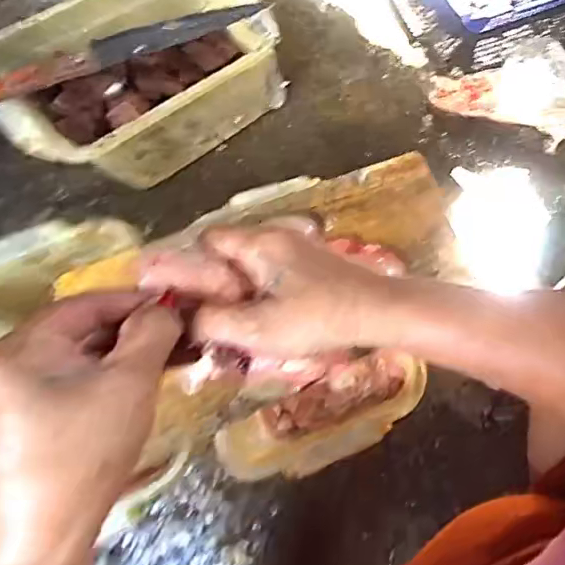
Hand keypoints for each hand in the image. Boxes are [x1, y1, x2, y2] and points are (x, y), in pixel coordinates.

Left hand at [0, 293, 180, 564]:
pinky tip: (124, 392)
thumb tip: (162, 308)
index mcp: (8, 353)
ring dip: (112, 358)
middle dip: (125, 332)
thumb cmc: (82, 455)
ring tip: (157, 363)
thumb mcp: (129, 382)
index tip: (174, 307)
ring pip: (63, 361)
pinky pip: (52, 388)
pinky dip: (91, 382)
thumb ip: (151, 331)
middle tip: (171, 337)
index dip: (132, 301)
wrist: (36, 551)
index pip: (81, 305)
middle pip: (70, 333)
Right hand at [139, 218, 402, 355]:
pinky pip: (274, 269)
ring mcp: (299, 245)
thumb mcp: (257, 330)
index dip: (193, 267)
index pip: (209, 239)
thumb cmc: (316, 318)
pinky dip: (265, 289)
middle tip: (216, 316)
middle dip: (217, 282)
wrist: (377, 310)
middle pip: (230, 250)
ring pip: (253, 262)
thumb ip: (213, 321)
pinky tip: (271, 316)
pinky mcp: (314, 261)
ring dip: (242, 289)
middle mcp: (277, 234)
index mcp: (259, 243)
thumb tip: (187, 317)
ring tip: (243, 321)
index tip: (194, 299)